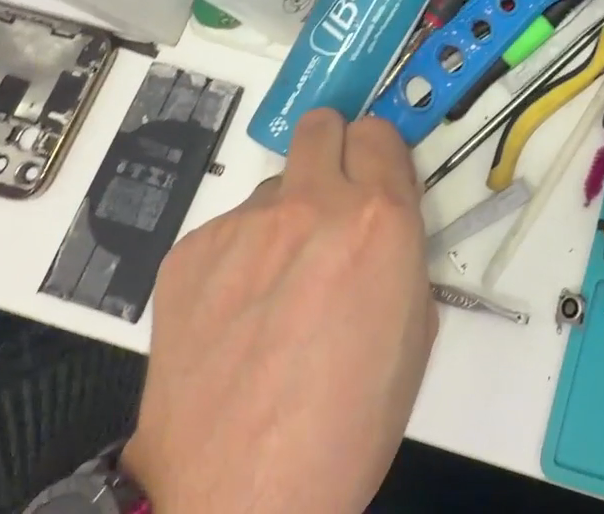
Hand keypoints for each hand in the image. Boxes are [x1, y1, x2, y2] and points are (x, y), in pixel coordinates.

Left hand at [124, 109, 435, 513]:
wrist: (241, 492)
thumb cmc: (350, 423)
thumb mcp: (415, 331)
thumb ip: (401, 255)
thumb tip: (380, 227)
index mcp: (380, 221)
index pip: (380, 134)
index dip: (381, 156)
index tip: (377, 178)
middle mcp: (310, 206)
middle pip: (321, 126)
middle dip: (334, 151)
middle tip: (332, 203)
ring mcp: (242, 227)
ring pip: (274, 187)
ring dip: (286, 216)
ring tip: (279, 289)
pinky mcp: (188, 253)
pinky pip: (229, 231)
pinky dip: (241, 256)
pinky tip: (239, 316)